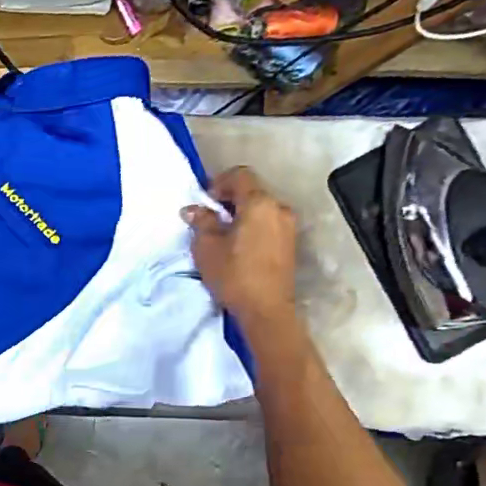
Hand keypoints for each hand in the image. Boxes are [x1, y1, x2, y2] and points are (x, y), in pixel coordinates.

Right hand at [183, 167, 297, 330]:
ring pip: (262, 210)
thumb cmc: (234, 275)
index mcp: (260, 202)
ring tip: (225, 237)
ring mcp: (289, 227)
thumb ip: (201, 222)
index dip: (219, 183)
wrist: (267, 311)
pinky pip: (269, 226)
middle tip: (211, 220)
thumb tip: (194, 210)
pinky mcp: (290, 246)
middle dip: (230, 201)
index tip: (206, 202)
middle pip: (252, 192)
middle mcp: (279, 208)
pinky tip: (240, 248)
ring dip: (243, 216)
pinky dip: (254, 228)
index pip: (240, 175)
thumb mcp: (207, 248)